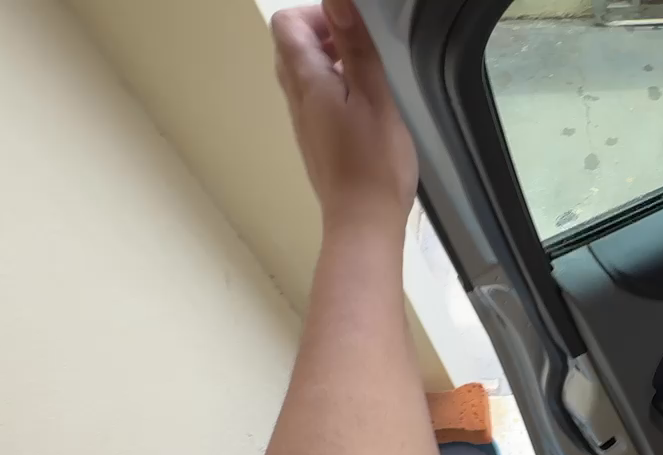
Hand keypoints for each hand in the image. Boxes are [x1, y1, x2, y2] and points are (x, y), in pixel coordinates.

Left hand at [271, 1, 417, 238]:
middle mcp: (297, 101)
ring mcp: (306, 128)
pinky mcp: (319, 149)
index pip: (288, 24)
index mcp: (307, 81)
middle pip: (292, 50)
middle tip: (361, 50)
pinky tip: (365, 116)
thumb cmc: (374, 165)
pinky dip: (336, 97)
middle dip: (323, 38)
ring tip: (367, 82)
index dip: (316, 15)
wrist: (363, 225)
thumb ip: (355, 47)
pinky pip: (317, 108)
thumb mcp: (374, 99)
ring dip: (331, 69)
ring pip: (305, 80)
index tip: (351, 28)